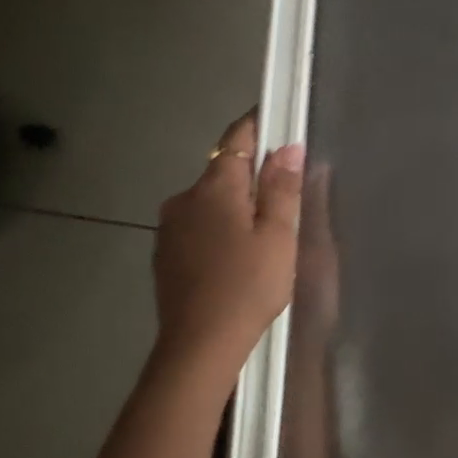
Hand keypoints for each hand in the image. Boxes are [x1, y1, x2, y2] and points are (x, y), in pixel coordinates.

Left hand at [152, 112, 304, 366]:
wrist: (200, 341)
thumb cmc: (249, 284)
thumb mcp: (279, 235)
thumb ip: (281, 189)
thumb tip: (287, 147)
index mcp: (214, 189)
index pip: (235, 141)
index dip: (257, 125)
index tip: (278, 116)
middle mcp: (184, 200)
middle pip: (223, 171)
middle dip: (254, 172)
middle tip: (289, 188)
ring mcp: (170, 227)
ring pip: (212, 200)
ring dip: (238, 203)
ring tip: (269, 228)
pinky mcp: (167, 252)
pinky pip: (201, 224)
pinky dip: (224, 226)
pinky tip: (243, 252)